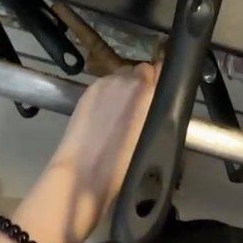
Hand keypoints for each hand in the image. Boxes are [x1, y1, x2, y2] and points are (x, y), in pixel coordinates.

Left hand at [20, 63, 157, 242]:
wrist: (83, 173)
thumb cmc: (124, 163)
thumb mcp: (152, 135)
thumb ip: (158, 109)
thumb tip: (159, 96)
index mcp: (147, 88)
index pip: (157, 70)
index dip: (158, 83)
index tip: (157, 96)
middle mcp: (126, 78)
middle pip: (138, 71)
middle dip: (140, 85)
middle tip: (139, 108)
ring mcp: (104, 83)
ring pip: (119, 78)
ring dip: (123, 89)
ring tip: (119, 114)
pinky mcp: (87, 91)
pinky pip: (104, 86)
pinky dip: (107, 95)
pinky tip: (103, 116)